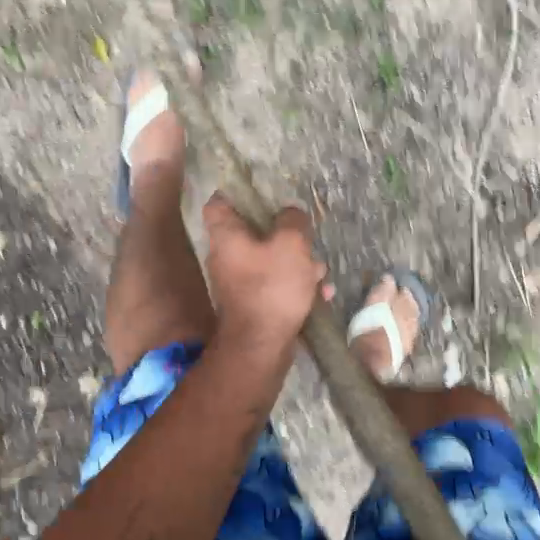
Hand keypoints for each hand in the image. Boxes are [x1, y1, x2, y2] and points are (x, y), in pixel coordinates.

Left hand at [202, 195, 325, 356]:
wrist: (261, 347)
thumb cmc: (272, 287)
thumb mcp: (291, 244)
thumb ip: (293, 220)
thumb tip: (290, 214)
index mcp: (226, 236)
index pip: (218, 203)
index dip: (236, 193)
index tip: (260, 192)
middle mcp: (225, 257)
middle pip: (251, 233)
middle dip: (282, 234)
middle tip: (305, 235)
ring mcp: (237, 284)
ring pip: (268, 261)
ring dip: (296, 263)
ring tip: (321, 271)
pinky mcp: (251, 305)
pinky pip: (275, 286)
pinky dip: (296, 287)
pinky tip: (321, 295)